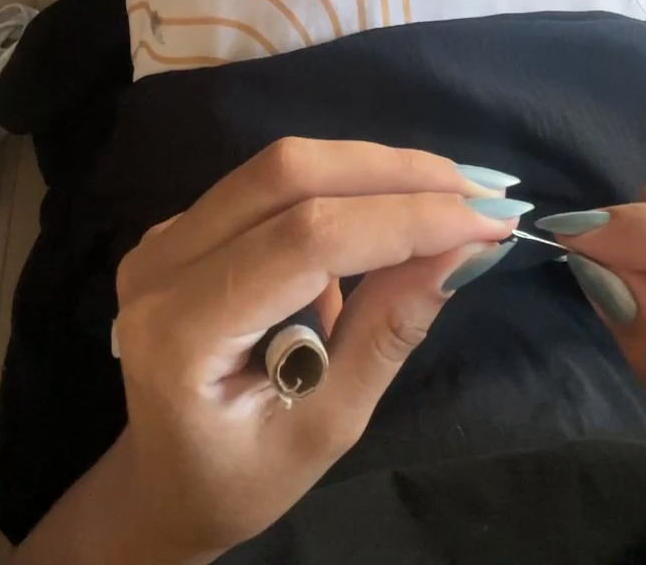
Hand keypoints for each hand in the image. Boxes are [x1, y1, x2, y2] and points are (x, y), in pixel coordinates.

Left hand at [18, 138, 520, 564]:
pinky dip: (346, 183)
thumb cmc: (237, 478)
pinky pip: (274, 182)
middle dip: (396, 173)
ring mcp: (167, 235)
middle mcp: (161, 262)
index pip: (306, 240)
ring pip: (283, 166)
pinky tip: (396, 203)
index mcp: (181, 331)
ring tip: (452, 193)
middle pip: (288, 175)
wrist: (158, 479)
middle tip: (479, 191)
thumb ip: (386, 334)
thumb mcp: (324, 429)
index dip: (404, 219)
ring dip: (376, 170)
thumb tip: (462, 251)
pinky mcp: (187, 224)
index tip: (488, 221)